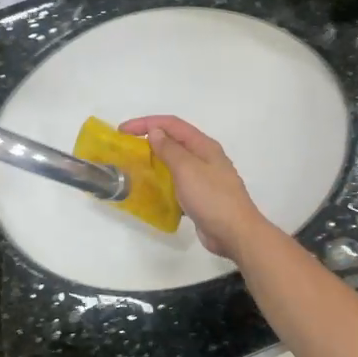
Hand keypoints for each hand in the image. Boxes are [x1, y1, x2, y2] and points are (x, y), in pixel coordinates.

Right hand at [118, 116, 272, 259]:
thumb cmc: (211, 198)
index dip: (146, 123)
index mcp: (204, 146)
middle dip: (150, 140)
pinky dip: (163, 183)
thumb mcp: (187, 169)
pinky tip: (150, 190)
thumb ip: (170, 149)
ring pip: (175, 163)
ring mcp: (204, 178)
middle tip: (126, 149)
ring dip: (155, 162)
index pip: (172, 125)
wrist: (235, 233)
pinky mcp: (200, 197)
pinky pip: (177, 183)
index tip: (122, 131)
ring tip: (134, 168)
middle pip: (174, 141)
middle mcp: (205, 158)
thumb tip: (156, 132)